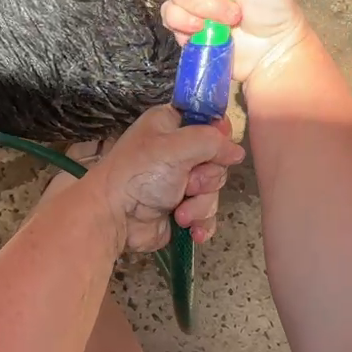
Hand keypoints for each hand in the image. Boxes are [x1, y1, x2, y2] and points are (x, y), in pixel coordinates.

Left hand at [83, 105, 244, 251]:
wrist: (114, 217)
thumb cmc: (140, 173)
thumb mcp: (175, 148)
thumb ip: (210, 142)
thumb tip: (237, 150)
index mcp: (171, 125)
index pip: (208, 121)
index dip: (217, 136)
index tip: (216, 149)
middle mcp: (178, 150)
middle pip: (216, 160)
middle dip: (206, 178)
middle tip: (188, 184)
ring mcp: (180, 180)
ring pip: (214, 189)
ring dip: (200, 204)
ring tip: (180, 212)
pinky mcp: (182, 208)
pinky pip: (208, 213)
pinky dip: (201, 222)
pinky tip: (191, 230)